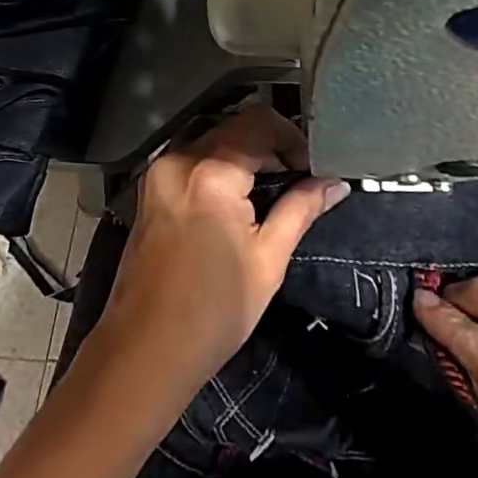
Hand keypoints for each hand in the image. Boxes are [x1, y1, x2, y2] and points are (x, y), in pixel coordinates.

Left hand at [95, 106, 349, 389]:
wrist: (143, 353)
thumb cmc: (213, 312)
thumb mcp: (268, 259)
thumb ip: (301, 208)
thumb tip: (335, 183)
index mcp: (209, 173)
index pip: (261, 123)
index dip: (294, 139)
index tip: (314, 169)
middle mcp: (179, 161)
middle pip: (237, 126)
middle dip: (274, 146)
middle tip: (301, 179)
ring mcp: (160, 174)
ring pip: (217, 139)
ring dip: (249, 155)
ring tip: (276, 190)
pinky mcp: (152, 189)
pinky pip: (196, 159)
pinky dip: (224, 166)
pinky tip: (243, 198)